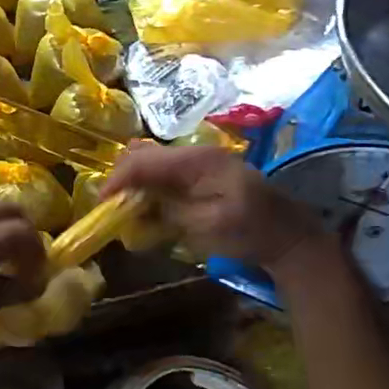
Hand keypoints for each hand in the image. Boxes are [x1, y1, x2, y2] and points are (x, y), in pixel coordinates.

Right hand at [103, 145, 322, 267]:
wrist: (287, 235)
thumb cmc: (249, 232)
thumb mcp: (207, 227)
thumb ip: (168, 212)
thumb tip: (133, 206)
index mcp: (196, 161)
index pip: (144, 161)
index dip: (117, 179)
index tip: (100, 203)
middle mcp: (194, 153)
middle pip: (143, 156)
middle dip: (122, 180)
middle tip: (110, 208)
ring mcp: (198, 161)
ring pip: (150, 163)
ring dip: (134, 184)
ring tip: (124, 209)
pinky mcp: (200, 173)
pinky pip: (163, 173)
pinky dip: (148, 187)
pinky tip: (146, 207)